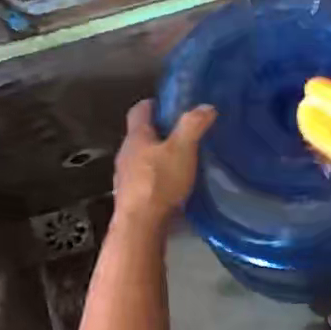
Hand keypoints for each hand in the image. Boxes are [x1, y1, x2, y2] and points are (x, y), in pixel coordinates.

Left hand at [113, 100, 214, 228]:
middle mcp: (126, 154)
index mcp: (136, 137)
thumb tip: (206, 107)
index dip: (154, 104)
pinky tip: (171, 187)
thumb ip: (193, 126)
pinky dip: (156, 179)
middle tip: (182, 134)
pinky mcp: (130, 198)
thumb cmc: (160, 182)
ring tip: (180, 161)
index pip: (140, 110)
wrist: (141, 224)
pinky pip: (143, 181)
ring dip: (157, 158)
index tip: (169, 105)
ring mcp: (125, 177)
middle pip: (140, 136)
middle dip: (159, 133)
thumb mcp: (183, 149)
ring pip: (141, 159)